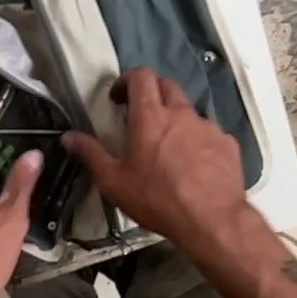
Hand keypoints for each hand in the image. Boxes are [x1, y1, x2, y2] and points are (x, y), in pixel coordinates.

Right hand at [61, 68, 255, 254]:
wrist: (212, 221)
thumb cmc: (157, 199)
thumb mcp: (114, 182)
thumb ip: (91, 154)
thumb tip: (68, 136)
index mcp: (150, 117)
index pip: (141, 76)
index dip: (127, 80)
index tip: (118, 98)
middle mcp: (181, 114)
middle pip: (166, 86)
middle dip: (151, 94)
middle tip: (139, 117)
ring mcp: (208, 127)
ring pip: (189, 110)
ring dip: (175, 119)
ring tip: (168, 146)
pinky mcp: (228, 143)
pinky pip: (209, 132)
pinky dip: (197, 139)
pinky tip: (193, 163)